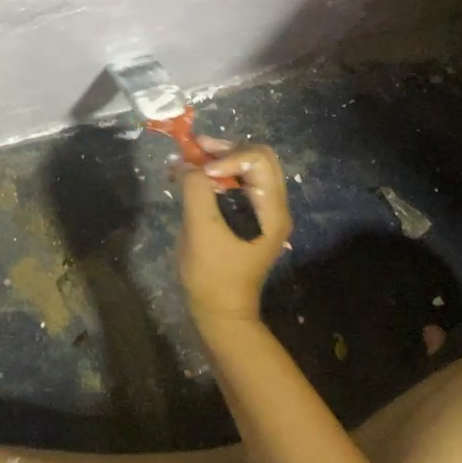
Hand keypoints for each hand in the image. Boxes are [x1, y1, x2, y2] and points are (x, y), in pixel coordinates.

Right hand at [176, 139, 292, 326]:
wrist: (220, 312)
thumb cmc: (212, 273)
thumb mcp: (200, 229)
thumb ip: (196, 190)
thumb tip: (187, 164)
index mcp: (271, 209)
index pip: (259, 160)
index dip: (229, 156)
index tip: (202, 172)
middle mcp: (274, 206)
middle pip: (257, 158)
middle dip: (225, 150)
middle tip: (195, 150)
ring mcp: (262, 212)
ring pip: (247, 168)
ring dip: (219, 159)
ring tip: (190, 161)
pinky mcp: (248, 217)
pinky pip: (238, 183)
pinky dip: (218, 175)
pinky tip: (194, 178)